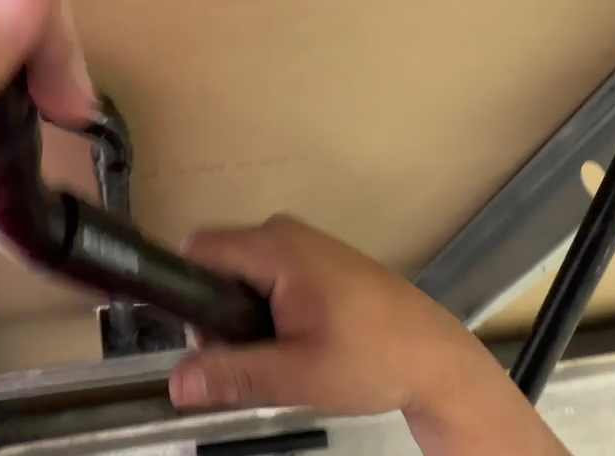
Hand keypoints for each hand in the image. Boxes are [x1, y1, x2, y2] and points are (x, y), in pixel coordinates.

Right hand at [171, 216, 566, 454]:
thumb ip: (233, 374)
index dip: (186, 288)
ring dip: (243, 312)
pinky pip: (266, 272)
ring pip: (242, 270)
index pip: (200, 247)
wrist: (438, 358)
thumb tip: (176, 383)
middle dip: (218, 310)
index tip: (198, 335)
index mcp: (275, 246)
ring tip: (272, 355)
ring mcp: (300, 241)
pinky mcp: (313, 257)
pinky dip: (265, 305)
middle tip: (242, 358)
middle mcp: (282, 231)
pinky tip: (291, 341)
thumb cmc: (373, 359)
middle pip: (219, 260)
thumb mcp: (298, 376)